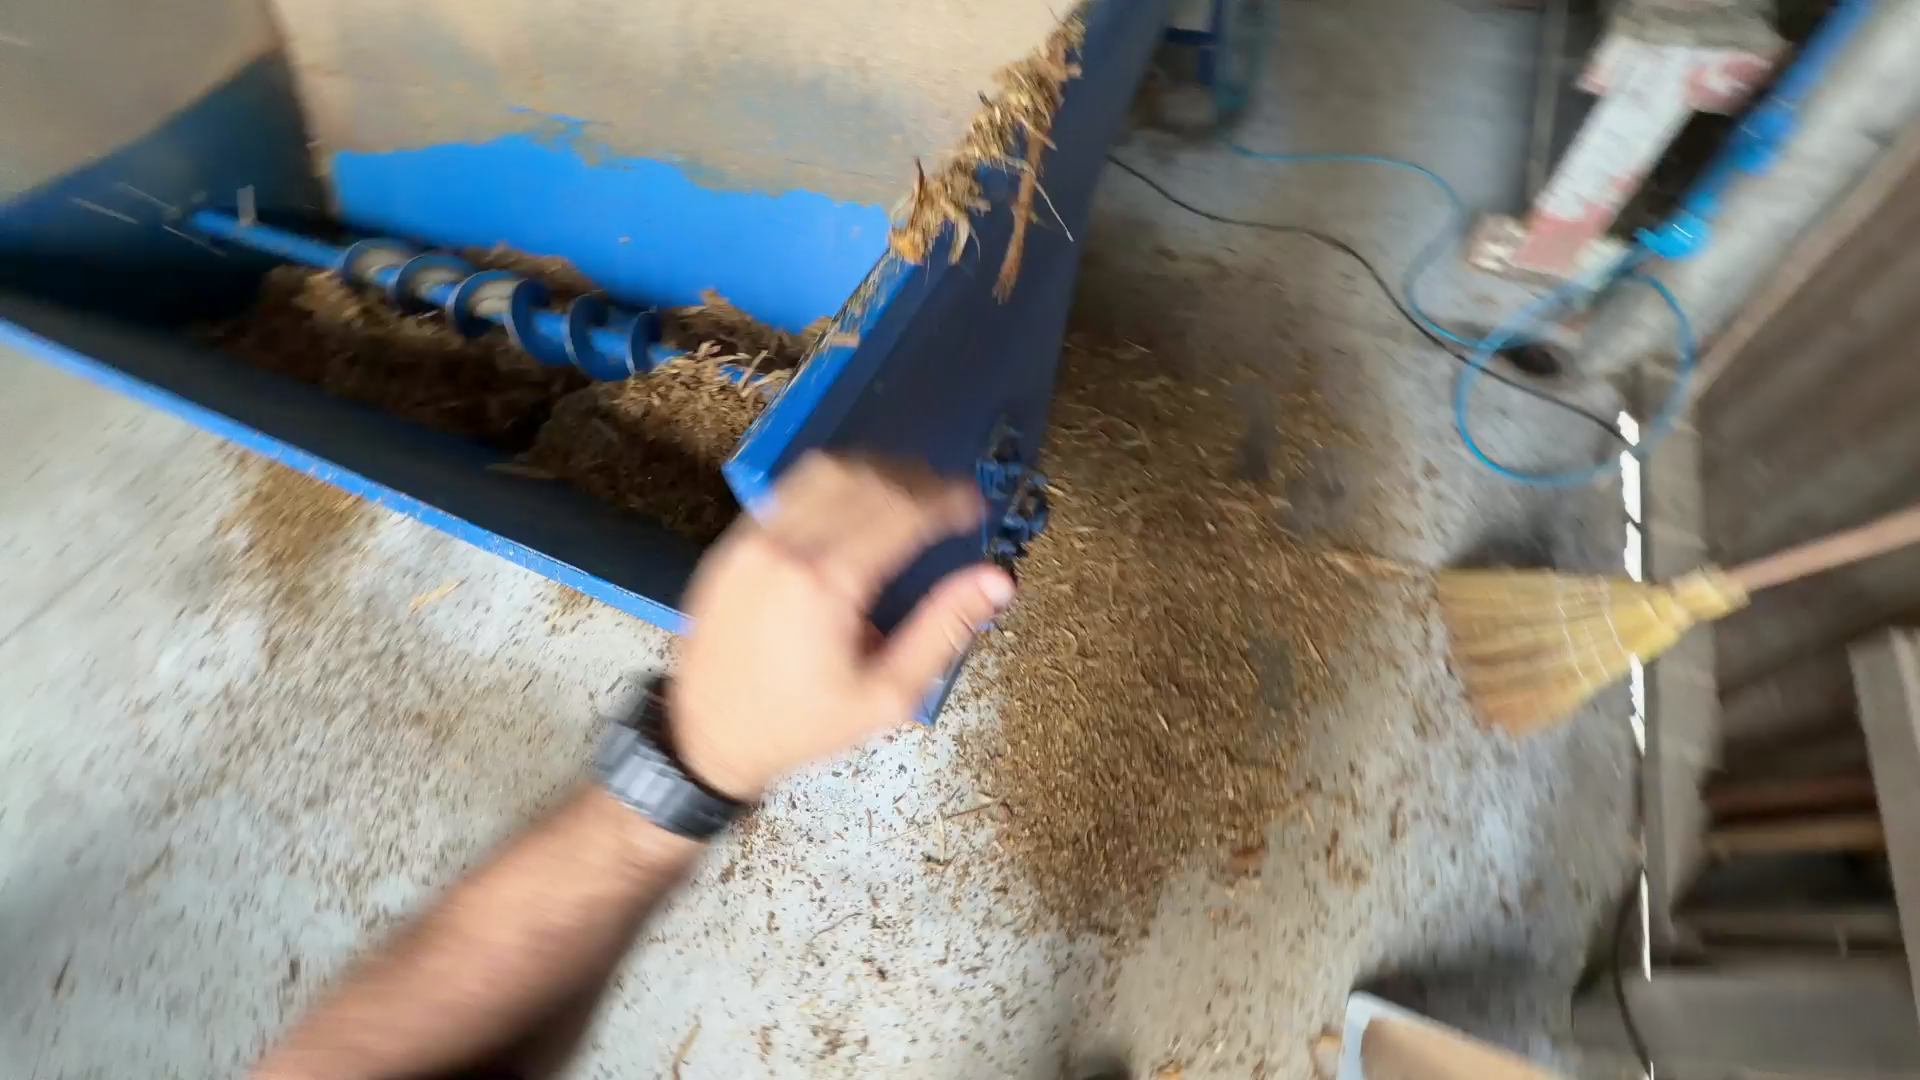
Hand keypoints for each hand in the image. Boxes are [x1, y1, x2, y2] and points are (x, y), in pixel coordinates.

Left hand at [670, 452, 1015, 799]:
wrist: (705, 738)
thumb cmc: (805, 724)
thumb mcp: (887, 694)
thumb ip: (944, 629)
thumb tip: (997, 580)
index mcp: (827, 584)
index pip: (900, 511)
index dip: (946, 499)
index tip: (972, 503)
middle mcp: (786, 546)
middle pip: (866, 481)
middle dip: (918, 480)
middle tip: (948, 499)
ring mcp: (752, 539)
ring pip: (825, 472)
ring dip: (876, 472)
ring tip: (908, 492)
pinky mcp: (732, 543)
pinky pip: (790, 489)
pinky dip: (834, 483)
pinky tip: (856, 503)